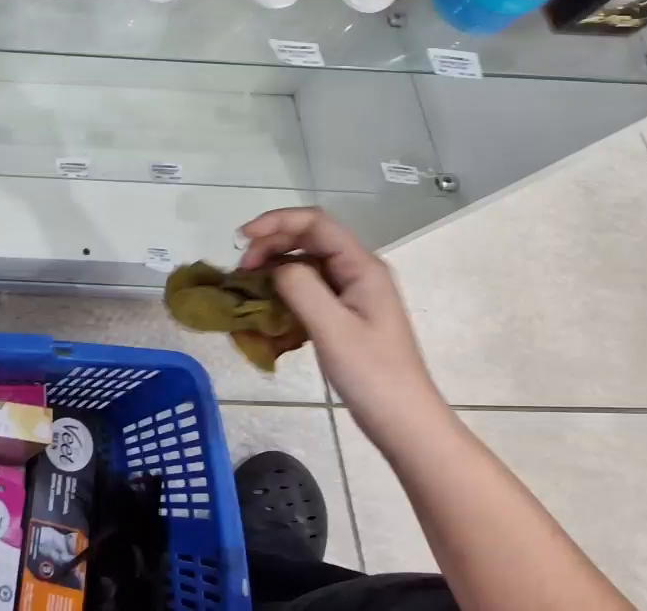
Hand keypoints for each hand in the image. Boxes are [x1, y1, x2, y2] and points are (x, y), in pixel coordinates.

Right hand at [237, 208, 445, 435]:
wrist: (404, 424)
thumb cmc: (373, 375)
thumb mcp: (333, 329)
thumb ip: (300, 287)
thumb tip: (274, 267)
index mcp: (362, 266)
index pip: (315, 222)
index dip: (275, 221)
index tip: (242, 239)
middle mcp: (357, 271)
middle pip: (307, 238)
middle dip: (270, 244)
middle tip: (241, 270)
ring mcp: (351, 292)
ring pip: (304, 261)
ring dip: (273, 266)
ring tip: (248, 285)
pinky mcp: (343, 313)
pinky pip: (306, 286)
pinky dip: (282, 288)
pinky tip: (265, 304)